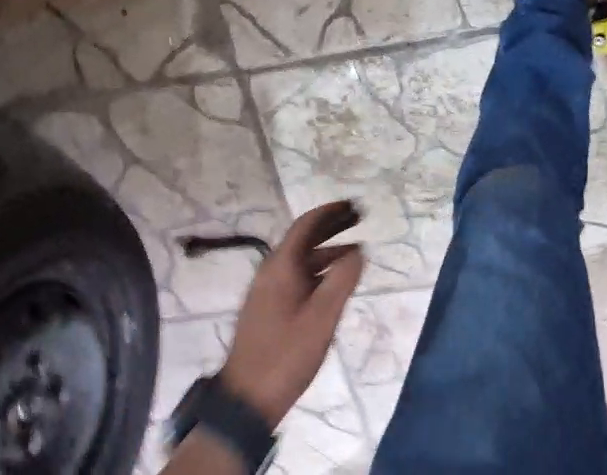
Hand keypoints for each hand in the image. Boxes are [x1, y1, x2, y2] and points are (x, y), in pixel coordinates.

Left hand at [219, 201, 364, 426]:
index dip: (331, 212)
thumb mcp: (322, 317)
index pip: (306, 226)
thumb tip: (359, 252)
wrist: (246, 401)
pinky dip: (319, 271)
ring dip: (328, 252)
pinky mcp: (269, 311)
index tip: (355, 206)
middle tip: (359, 220)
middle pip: (303, 240)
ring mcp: (267, 293)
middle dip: (331, 228)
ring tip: (356, 255)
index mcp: (280, 268)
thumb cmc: (286, 354)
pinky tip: (335, 284)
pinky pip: (297, 278)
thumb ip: (342, 280)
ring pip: (301, 261)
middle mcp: (270, 273)